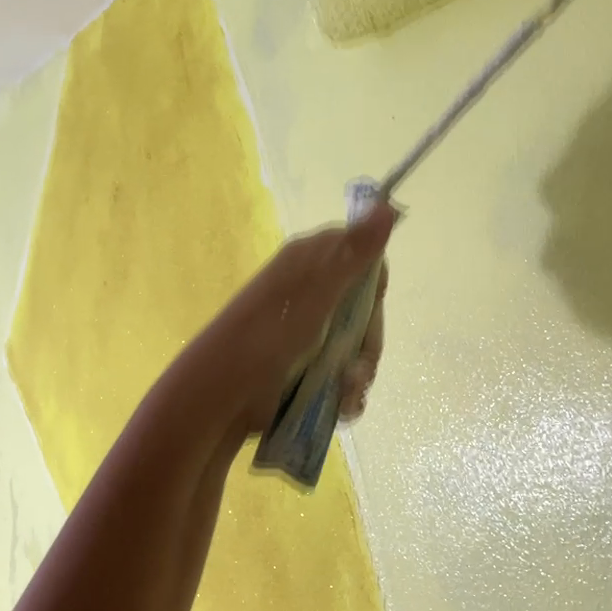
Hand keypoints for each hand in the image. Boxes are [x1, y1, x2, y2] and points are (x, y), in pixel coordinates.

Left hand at [176, 203, 395, 436]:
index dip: (375, 286)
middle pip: (366, 311)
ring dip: (358, 376)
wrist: (226, 392)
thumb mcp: (317, 288)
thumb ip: (354, 251)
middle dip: (368, 344)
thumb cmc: (270, 333)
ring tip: (344, 394)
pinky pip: (342, 375)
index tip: (371, 305)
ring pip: (357, 348)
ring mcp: (309, 333)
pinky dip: (346, 394)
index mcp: (311, 263)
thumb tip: (385, 204)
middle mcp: (312, 293)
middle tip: (356, 367)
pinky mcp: (305, 366)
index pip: (365, 261)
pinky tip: (341, 406)